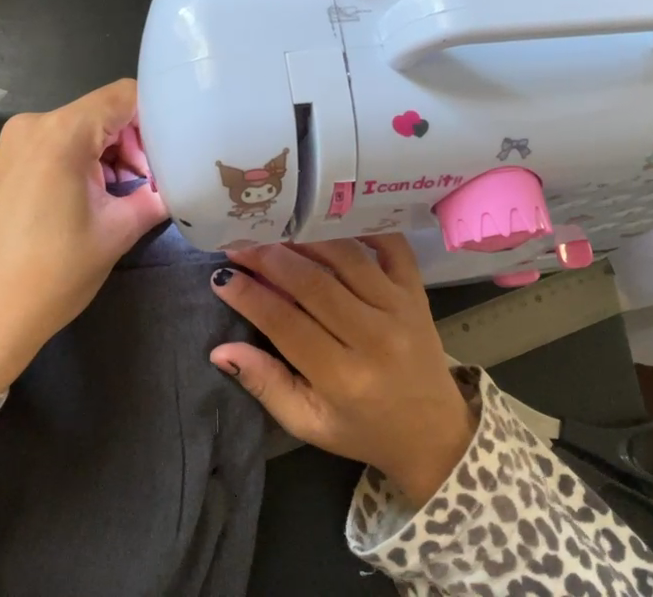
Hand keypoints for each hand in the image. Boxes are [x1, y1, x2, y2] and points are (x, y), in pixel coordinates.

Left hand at [0, 80, 166, 391]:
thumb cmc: (55, 273)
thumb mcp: (118, 231)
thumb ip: (155, 195)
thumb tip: (183, 183)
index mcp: (62, 133)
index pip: (126, 96)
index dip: (158, 119)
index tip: (175, 154)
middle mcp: (35, 124)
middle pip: (104, 112)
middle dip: (136, 144)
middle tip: (152, 186)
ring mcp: (17, 141)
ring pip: (84, 129)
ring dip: (113, 156)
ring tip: (127, 199)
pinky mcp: (10, 161)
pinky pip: (61, 144)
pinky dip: (87, 162)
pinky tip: (98, 199)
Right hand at [208, 235, 475, 506]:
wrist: (433, 432)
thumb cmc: (363, 428)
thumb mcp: (309, 422)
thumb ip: (266, 385)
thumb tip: (219, 351)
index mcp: (344, 377)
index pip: (285, 323)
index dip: (249, 296)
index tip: (221, 276)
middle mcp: (374, 337)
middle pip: (313, 283)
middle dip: (268, 258)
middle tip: (237, 244)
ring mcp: (400, 308)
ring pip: (345, 257)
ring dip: (304, 240)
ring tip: (272, 231)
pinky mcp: (417, 292)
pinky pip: (391, 245)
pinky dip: (361, 227)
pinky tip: (329, 221)